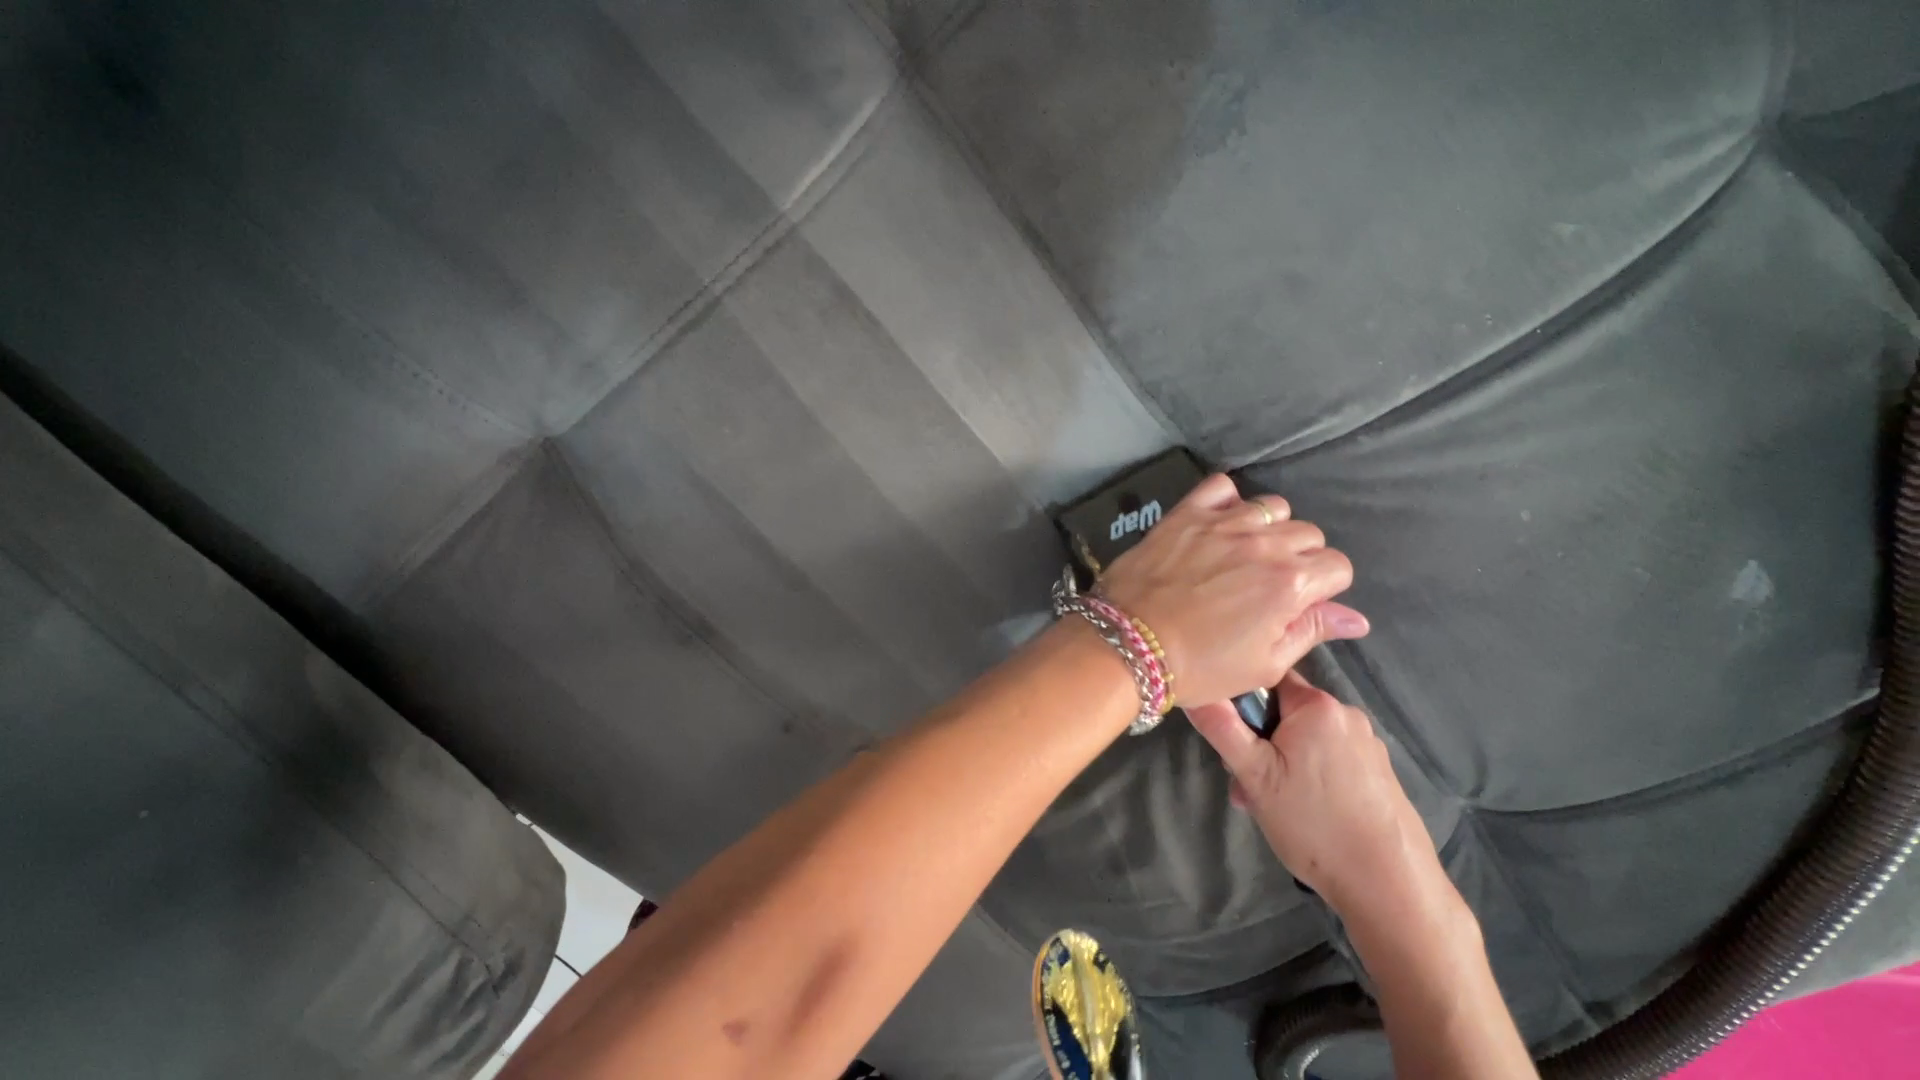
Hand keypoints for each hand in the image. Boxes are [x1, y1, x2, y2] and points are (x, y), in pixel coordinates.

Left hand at [1095, 473, 1368, 706]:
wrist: (1127, 644)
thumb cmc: (1199, 665)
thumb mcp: (1264, 664)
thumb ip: (1312, 631)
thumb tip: (1356, 619)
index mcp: (1290, 583)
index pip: (1337, 566)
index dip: (1325, 587)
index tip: (1301, 603)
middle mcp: (1264, 543)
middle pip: (1308, 533)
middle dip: (1300, 557)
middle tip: (1269, 585)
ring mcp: (1223, 523)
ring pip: (1271, 506)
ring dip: (1269, 527)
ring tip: (1245, 554)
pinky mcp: (1186, 513)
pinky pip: (1221, 487)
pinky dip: (1227, 500)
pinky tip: (1218, 524)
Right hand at [1186, 671, 1440, 913]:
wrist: (1387, 882)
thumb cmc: (1313, 822)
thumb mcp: (1254, 775)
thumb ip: (1221, 728)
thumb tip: (1192, 691)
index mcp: (1317, 705)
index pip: (1267, 680)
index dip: (1240, 706)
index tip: (1232, 743)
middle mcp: (1347, 714)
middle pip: (1285, 715)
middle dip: (1259, 747)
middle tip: (1247, 789)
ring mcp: (1367, 744)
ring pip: (1306, 742)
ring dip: (1281, 766)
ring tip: (1272, 809)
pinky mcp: (1379, 773)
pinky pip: (1329, 761)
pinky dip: (1310, 779)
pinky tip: (1306, 816)